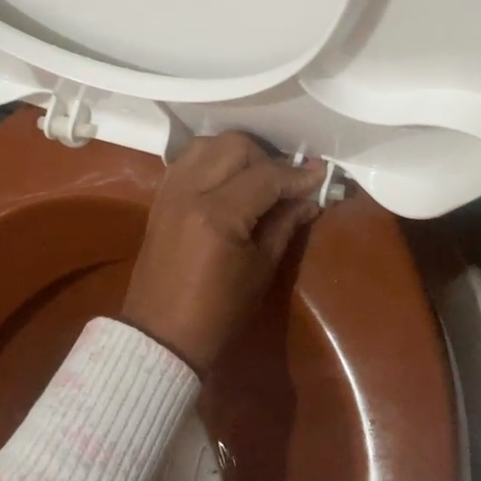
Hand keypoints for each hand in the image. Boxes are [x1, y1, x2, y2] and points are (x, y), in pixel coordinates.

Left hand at [120, 132, 324, 373]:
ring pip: (206, 145)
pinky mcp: (159, 199)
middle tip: (285, 181)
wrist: (162, 335)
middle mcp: (189, 192)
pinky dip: (210, 161)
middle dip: (266, 157)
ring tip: (256, 178)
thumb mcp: (261, 270)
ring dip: (235, 153)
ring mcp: (169, 193)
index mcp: (217, 215)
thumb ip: (284, 224)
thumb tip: (309, 198)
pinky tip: (228, 181)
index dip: (297, 174)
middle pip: (233, 146)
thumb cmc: (218, 312)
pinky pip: (186, 161)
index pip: (265, 176)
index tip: (321, 174)